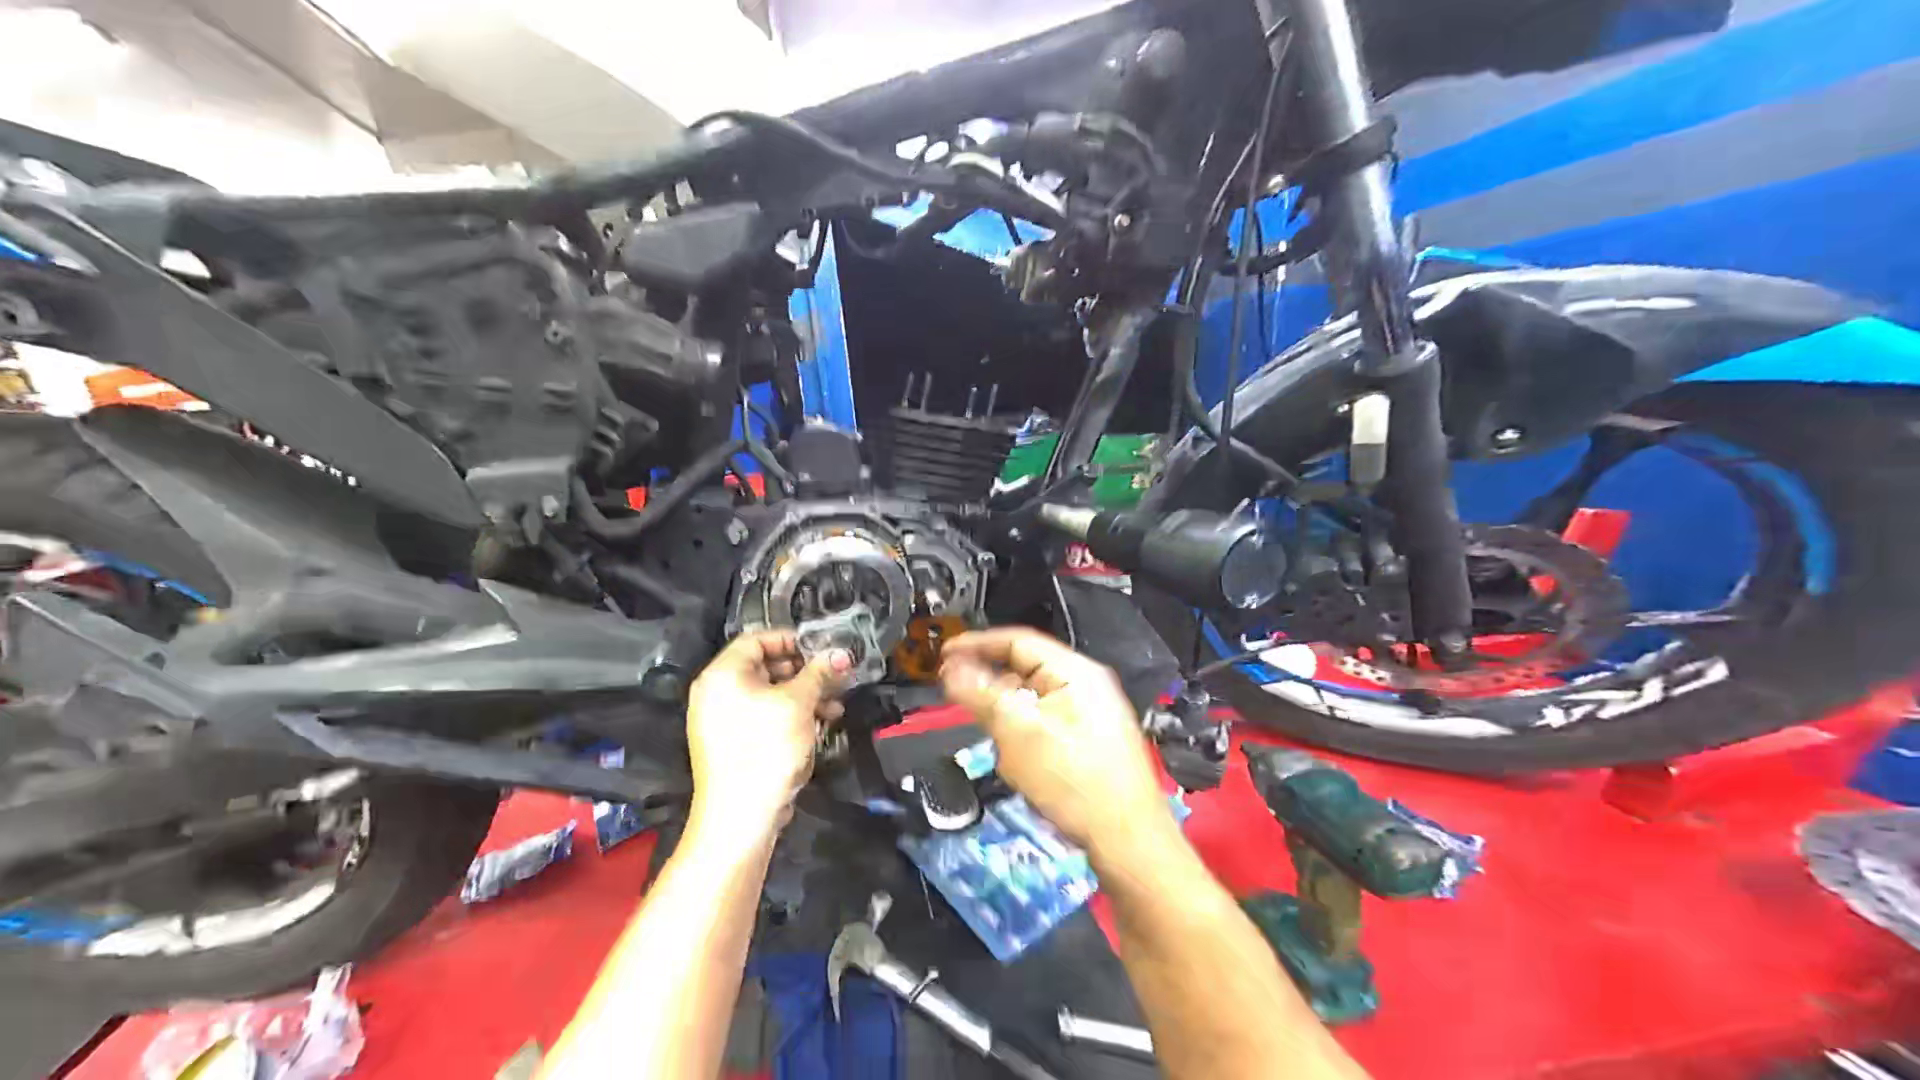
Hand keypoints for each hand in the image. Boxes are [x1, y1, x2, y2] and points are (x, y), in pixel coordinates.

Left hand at [685, 630, 849, 844]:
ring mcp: (724, 719)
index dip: (792, 639)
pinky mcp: (735, 743)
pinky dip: (791, 714)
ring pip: (769, 693)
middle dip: (804, 670)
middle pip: (765, 665)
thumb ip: (819, 673)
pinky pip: (765, 715)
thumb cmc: (765, 750)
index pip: (757, 638)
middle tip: (834, 675)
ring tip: (834, 704)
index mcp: (722, 674)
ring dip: (804, 694)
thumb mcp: (799, 704)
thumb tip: (840, 654)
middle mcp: (717, 692)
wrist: (741, 816)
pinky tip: (820, 723)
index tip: (822, 648)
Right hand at [938, 628, 1167, 854]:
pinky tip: (1016, 758)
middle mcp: (1086, 685)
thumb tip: (951, 668)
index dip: (976, 644)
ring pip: (1033, 700)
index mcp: (1075, 672)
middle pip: (1025, 669)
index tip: (943, 655)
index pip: (1017, 641)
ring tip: (988, 734)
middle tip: (955, 694)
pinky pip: (1044, 723)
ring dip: (1006, 713)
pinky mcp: (1089, 742)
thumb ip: (982, 696)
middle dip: (989, 683)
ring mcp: (1091, 714)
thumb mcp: (1020, 735)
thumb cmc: (1075, 783)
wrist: (1128, 843)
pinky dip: (1022, 732)